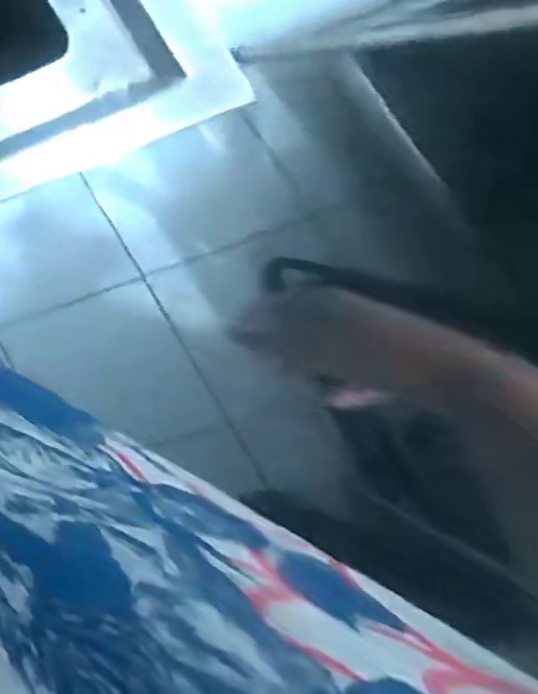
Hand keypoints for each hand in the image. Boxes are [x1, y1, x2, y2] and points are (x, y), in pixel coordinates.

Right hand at [232, 286, 498, 406]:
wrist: (464, 381)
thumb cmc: (374, 356)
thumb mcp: (312, 348)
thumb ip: (269, 340)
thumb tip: (232, 332)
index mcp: (325, 298)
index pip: (275, 302)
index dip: (254, 319)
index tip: (239, 340)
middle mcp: (350, 307)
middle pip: (305, 324)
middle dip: (286, 345)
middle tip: (270, 364)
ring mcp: (380, 331)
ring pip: (334, 346)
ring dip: (317, 365)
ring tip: (304, 386)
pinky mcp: (403, 355)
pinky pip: (363, 364)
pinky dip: (348, 379)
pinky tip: (341, 398)